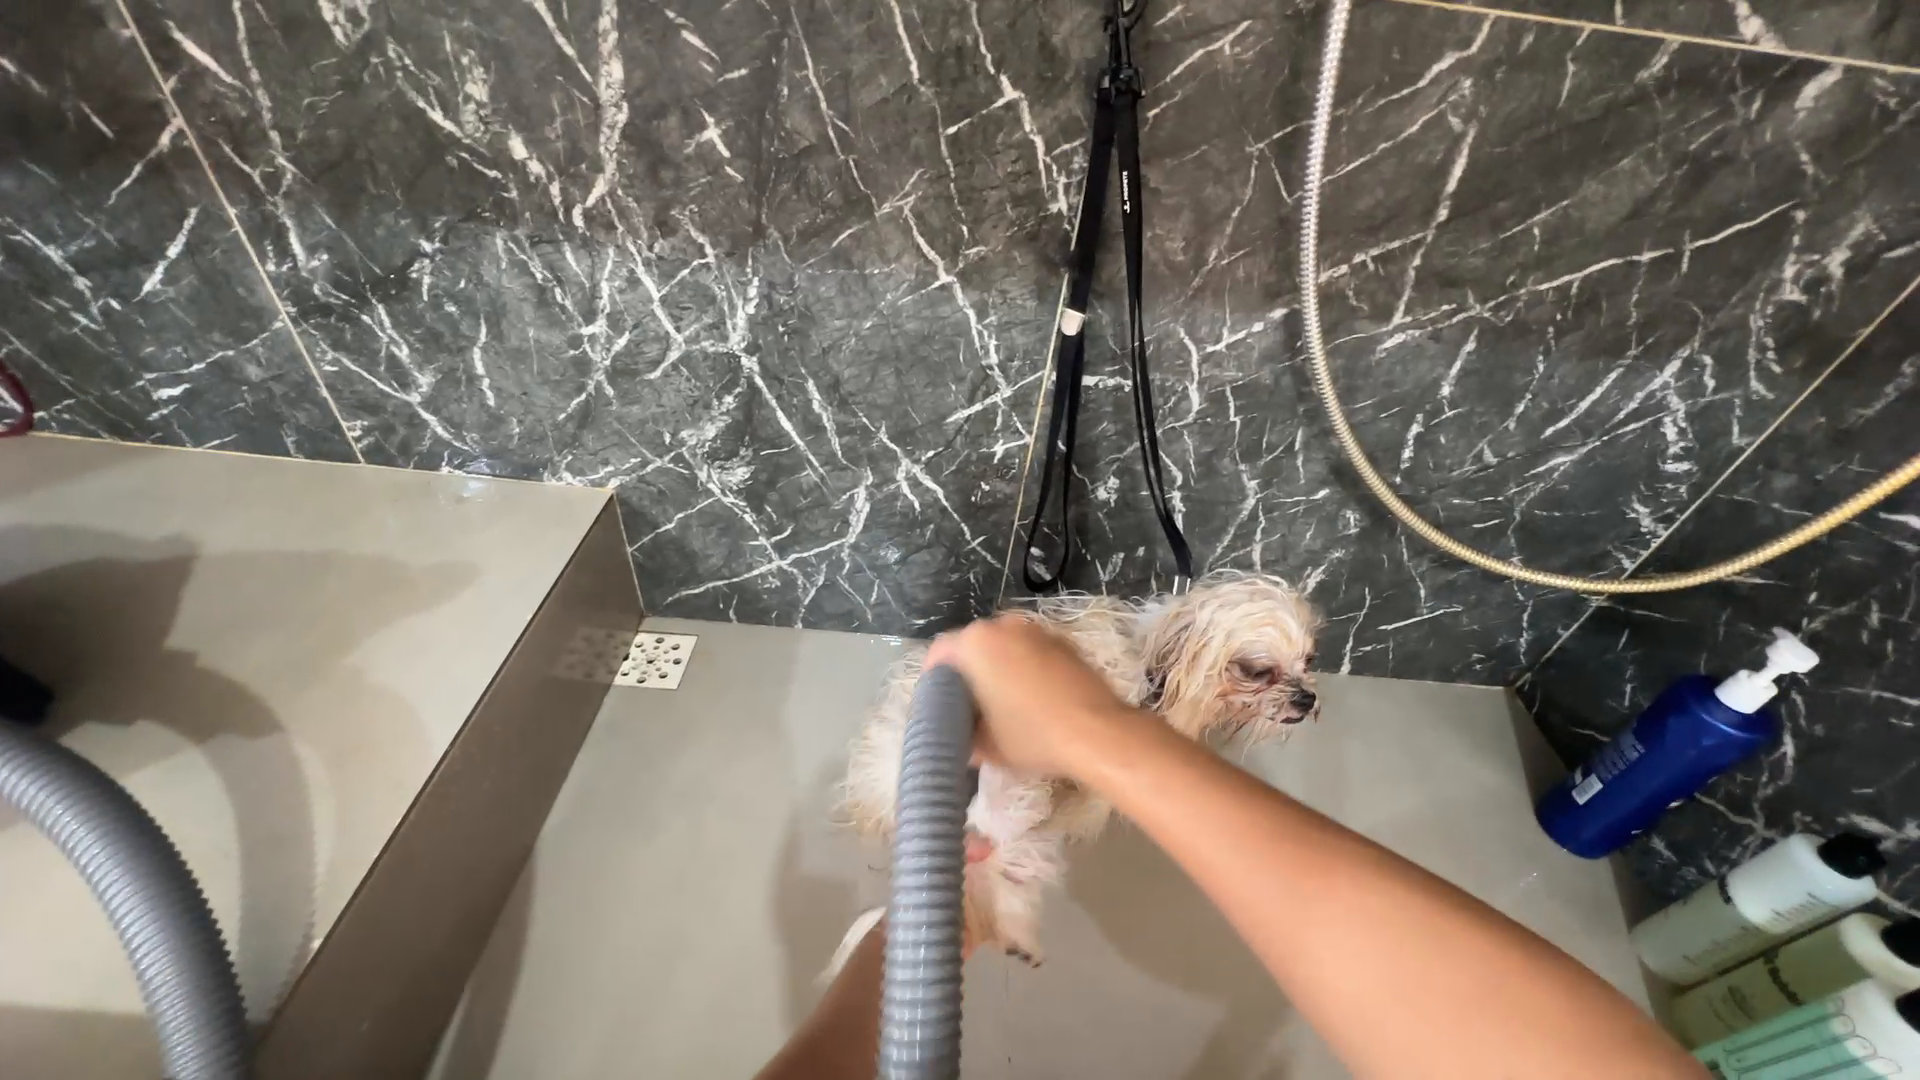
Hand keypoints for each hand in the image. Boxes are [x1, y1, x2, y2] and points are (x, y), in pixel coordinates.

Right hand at [924, 613, 1140, 778]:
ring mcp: (1036, 629)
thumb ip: (963, 737)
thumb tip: (962, 739)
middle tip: (967, 702)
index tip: (937, 700)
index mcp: (976, 643)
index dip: (934, 676)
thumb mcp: (987, 747)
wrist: (1096, 731)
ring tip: (1000, 698)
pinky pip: (1031, 649)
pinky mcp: (1063, 641)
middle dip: (967, 669)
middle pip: (972, 644)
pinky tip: (1032, 695)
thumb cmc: (1032, 735)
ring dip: (997, 665)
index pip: (940, 651)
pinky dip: (1024, 665)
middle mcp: (1004, 625)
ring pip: (1004, 644)